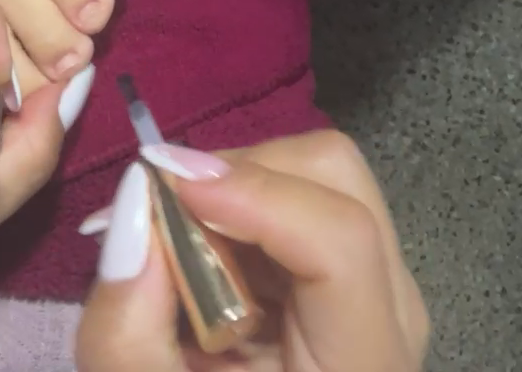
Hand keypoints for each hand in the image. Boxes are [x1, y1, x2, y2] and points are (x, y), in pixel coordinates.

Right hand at [75, 132, 429, 371]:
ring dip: (235, 184)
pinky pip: (305, 190)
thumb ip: (130, 336)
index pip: (340, 239)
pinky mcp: (358, 265)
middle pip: (333, 175)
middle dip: (238, 175)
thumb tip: (132, 205)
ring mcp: (381, 277)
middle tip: (164, 212)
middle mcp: (391, 303)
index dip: (254, 195)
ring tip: (180, 238)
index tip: (168, 186)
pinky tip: (206, 253)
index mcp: (363, 360)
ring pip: (319, 169)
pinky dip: (240, 199)